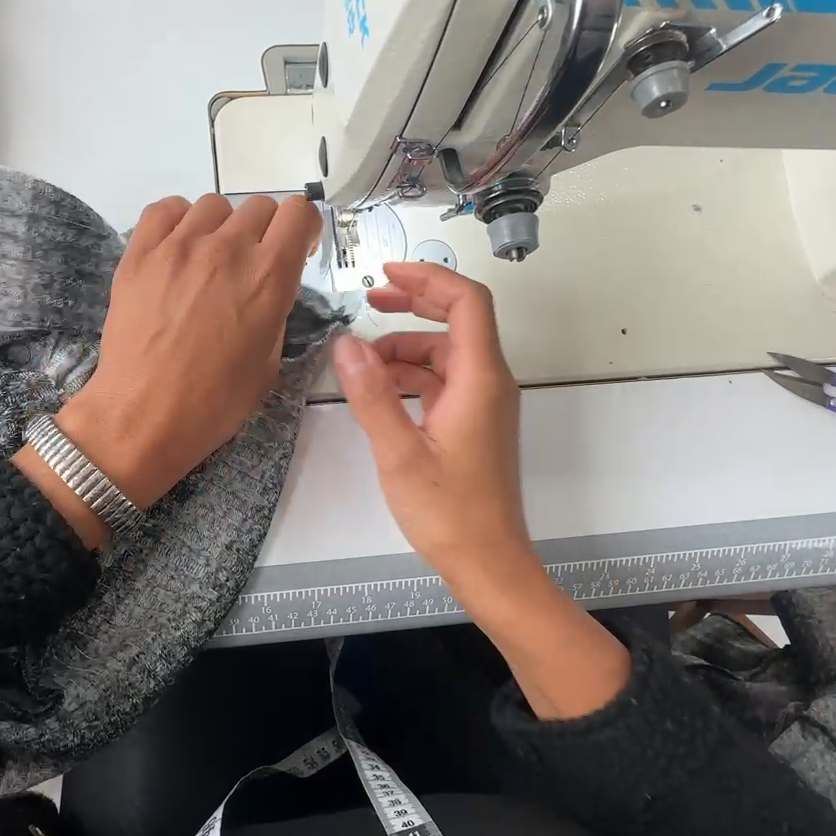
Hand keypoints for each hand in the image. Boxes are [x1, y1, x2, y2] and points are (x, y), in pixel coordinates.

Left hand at [34, 193, 320, 542]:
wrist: (144, 416)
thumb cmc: (214, 403)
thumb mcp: (268, 363)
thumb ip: (276, 312)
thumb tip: (270, 288)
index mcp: (268, 278)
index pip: (299, 213)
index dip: (303, 228)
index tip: (296, 250)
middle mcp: (227, 250)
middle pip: (259, 206)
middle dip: (265, 231)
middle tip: (253, 264)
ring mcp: (179, 247)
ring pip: (214, 205)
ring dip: (222, 227)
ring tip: (211, 261)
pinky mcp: (139, 253)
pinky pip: (165, 209)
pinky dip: (179, 221)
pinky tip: (179, 250)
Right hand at [330, 262, 535, 596]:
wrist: (488, 563)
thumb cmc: (450, 513)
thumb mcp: (399, 453)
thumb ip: (371, 396)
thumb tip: (345, 345)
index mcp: (480, 380)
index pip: (467, 303)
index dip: (429, 278)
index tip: (388, 272)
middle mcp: (490, 384)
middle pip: (458, 321)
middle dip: (414, 304)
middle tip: (371, 299)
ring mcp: (484, 404)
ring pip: (446, 354)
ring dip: (405, 348)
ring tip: (361, 362)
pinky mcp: (474, 425)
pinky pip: (444, 383)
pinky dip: (412, 377)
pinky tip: (380, 391)